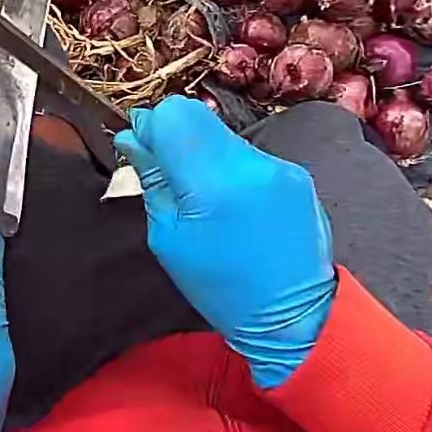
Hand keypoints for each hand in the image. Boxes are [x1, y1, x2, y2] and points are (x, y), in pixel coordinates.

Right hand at [114, 96, 335, 387]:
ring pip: (223, 134)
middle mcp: (250, 164)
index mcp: (212, 184)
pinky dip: (232, 167)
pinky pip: (249, 153)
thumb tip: (133, 137)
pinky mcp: (297, 173)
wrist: (292, 315)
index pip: (173, 115)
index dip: (151, 126)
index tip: (145, 150)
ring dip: (204, 152)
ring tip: (207, 197)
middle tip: (170, 173)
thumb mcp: (169, 239)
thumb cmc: (220, 287)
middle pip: (198, 116)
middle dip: (176, 136)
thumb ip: (153, 180)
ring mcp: (279, 166)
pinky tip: (235, 203)